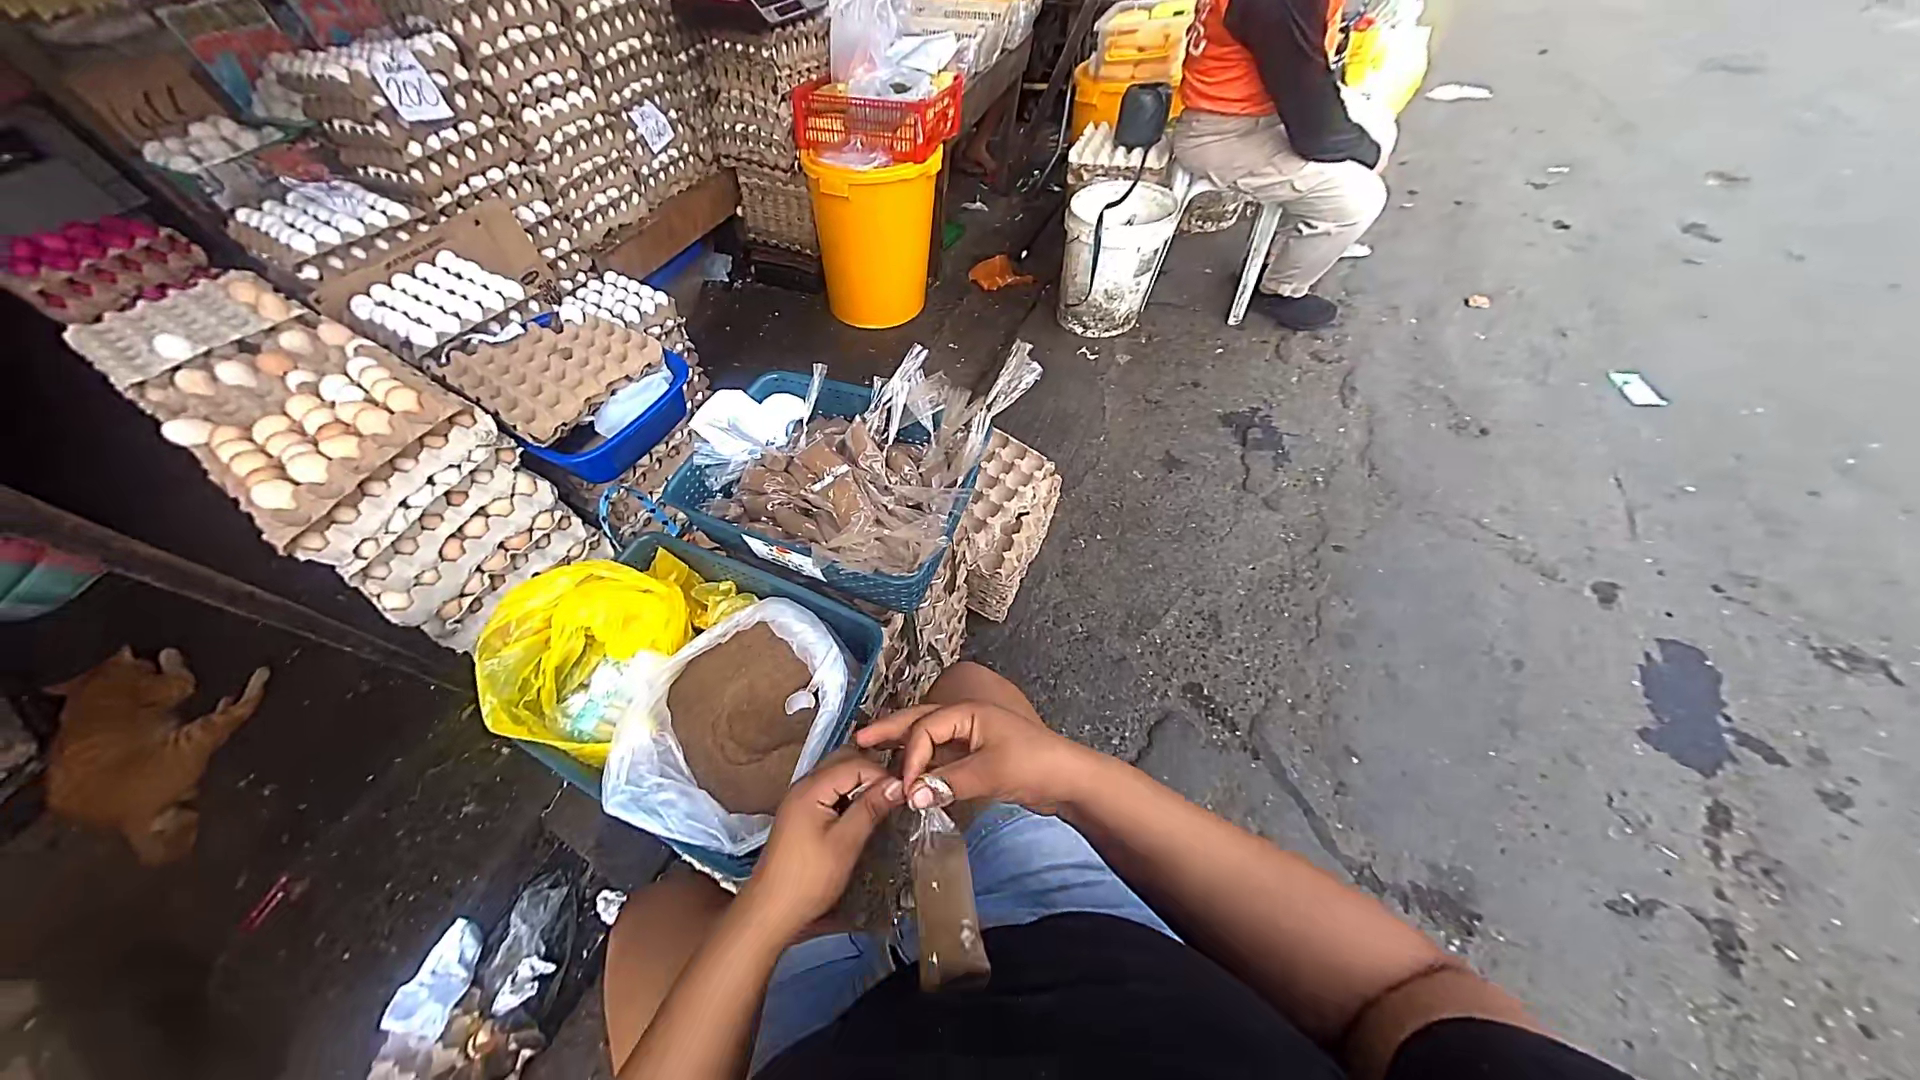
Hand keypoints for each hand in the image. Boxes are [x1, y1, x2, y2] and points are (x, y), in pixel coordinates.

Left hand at [739, 753, 901, 937]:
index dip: (881, 775)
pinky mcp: (800, 813)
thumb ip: (871, 808)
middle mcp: (803, 785)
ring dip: (860, 783)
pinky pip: (829, 790)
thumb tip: (897, 785)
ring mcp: (800, 798)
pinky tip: (860, 813)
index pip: (855, 763)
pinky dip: (847, 794)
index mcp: (812, 788)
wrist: (770, 912)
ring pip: (837, 774)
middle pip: (844, 761)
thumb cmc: (808, 879)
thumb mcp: (845, 842)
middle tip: (893, 794)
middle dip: (871, 773)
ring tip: (881, 803)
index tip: (901, 793)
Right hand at [854, 702, 1104, 815]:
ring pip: (927, 735)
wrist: (1066, 778)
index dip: (911, 756)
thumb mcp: (990, 771)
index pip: (925, 727)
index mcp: (968, 711)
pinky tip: (909, 773)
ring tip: (874, 751)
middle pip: (920, 719)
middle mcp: (964, 717)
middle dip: (889, 729)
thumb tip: (910, 795)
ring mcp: (969, 735)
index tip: (906, 787)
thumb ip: (948, 782)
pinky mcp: (974, 754)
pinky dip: (921, 760)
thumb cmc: (1032, 764)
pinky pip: (939, 752)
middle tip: (860, 738)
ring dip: (902, 744)